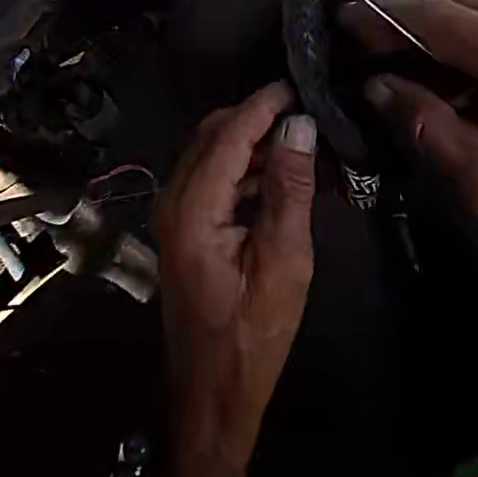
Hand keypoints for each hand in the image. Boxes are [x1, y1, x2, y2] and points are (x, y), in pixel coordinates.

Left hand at [152, 82, 316, 476]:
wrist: (212, 393)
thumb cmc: (253, 335)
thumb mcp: (284, 261)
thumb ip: (289, 189)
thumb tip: (299, 126)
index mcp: (192, 208)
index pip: (229, 134)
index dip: (263, 104)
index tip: (299, 83)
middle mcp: (173, 201)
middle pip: (212, 136)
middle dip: (255, 116)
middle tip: (304, 110)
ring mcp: (174, 215)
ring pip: (210, 154)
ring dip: (251, 141)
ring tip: (299, 138)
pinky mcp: (184, 229)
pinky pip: (212, 179)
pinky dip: (243, 167)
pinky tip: (278, 173)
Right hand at [340, 0, 477, 289]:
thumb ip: (429, 128)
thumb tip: (379, 87)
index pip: (435, 19)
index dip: (383, 18)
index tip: (342, 20)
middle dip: (401, 14)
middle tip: (362, 43)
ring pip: (474, 2)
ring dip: (430, 25)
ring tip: (397, 63)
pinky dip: (459, 36)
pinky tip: (445, 74)